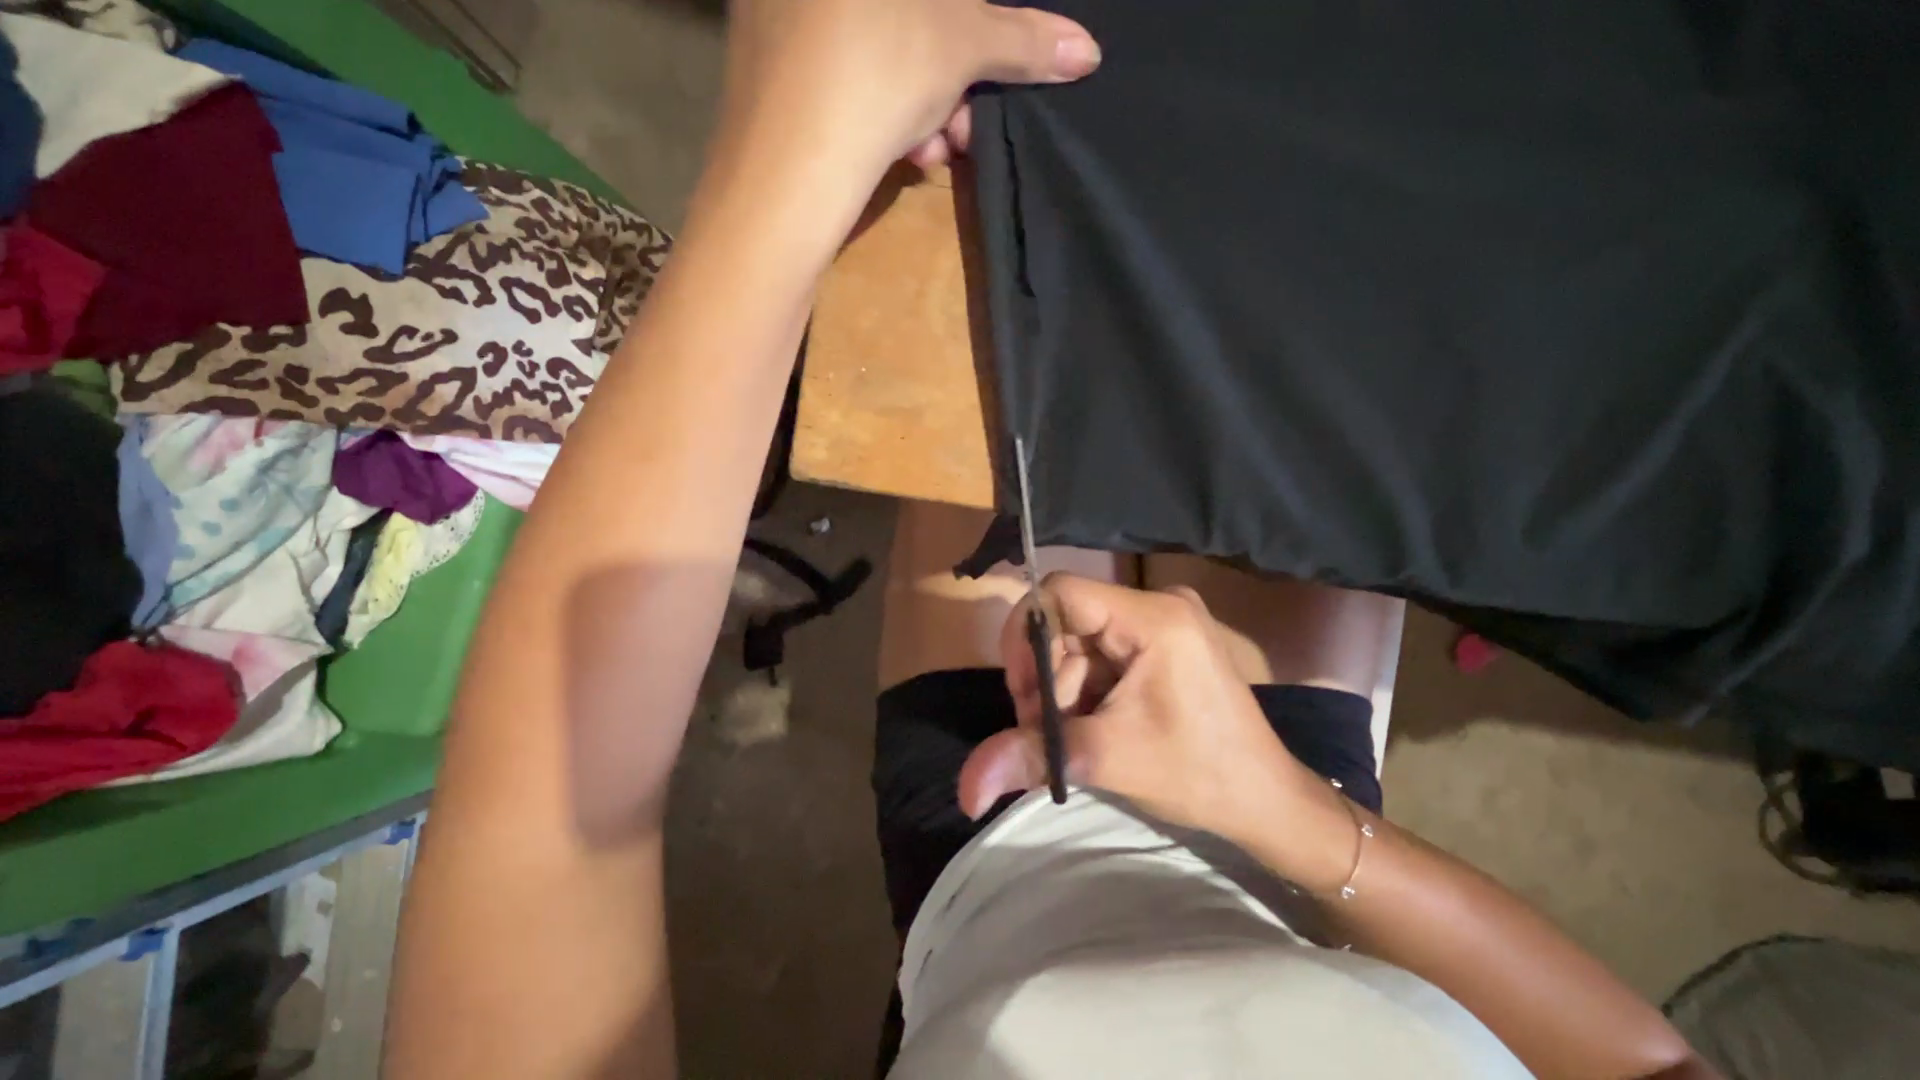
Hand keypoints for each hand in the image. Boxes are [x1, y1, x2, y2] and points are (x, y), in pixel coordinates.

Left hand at [715, 0, 1100, 189]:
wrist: (781, 168)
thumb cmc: (877, 75)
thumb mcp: (961, 49)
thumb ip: (1022, 41)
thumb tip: (1088, 51)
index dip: (971, 29)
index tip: (983, 73)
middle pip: (905, 13)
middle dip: (947, 77)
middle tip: (960, 128)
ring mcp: (776, 9)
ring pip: (873, 45)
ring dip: (919, 104)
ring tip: (928, 151)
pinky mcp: (761, 58)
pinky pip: (837, 69)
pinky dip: (875, 109)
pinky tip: (894, 151)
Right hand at [959, 575, 1348, 874]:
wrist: (1266, 802)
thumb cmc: (1199, 773)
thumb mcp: (1109, 759)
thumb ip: (1034, 757)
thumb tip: (966, 789)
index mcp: (1154, 617)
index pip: (1061, 593)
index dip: (1025, 635)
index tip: (1022, 693)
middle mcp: (1159, 606)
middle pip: (1067, 623)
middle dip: (1045, 678)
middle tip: (1041, 732)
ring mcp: (1165, 626)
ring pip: (1080, 643)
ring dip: (1062, 691)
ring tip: (1068, 740)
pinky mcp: (1165, 648)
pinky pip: (1103, 656)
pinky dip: (1084, 692)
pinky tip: (1090, 729)